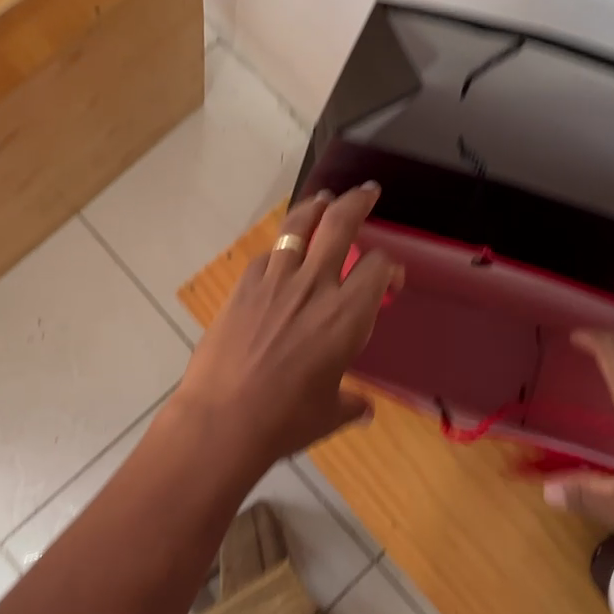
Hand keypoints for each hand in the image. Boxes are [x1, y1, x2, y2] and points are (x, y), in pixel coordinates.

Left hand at [167, 184, 401, 471]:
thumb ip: (349, 403)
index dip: (391, 267)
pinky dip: (279, 250)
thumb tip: (362, 409)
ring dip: (315, 207)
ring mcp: (275, 281)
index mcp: (347, 315)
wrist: (222, 418)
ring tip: (323, 199)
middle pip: (341, 223)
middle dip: (358, 201)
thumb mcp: (328, 414)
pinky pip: (267, 256)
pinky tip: (280, 256)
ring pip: (298, 225)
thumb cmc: (285, 420)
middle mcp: (314, 286)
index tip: (391, 280)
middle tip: (368, 192)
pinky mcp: (243, 286)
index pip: (379, 267)